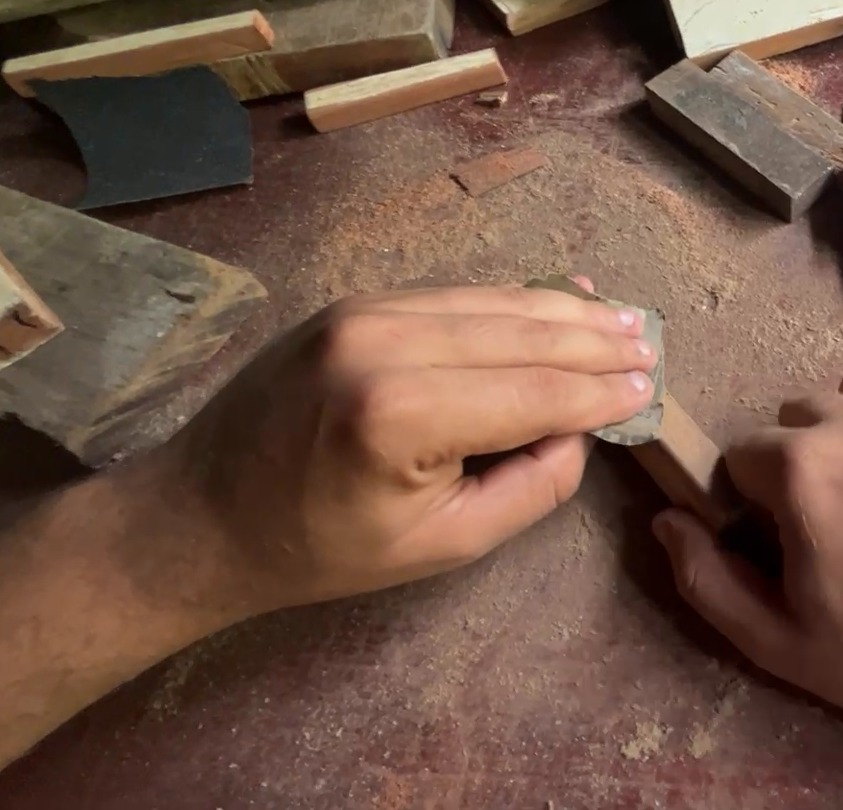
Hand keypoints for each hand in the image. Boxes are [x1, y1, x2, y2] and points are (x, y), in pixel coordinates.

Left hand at [124, 283, 658, 618]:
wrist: (193, 516)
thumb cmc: (322, 548)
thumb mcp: (443, 544)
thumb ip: (532, 488)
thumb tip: (581, 430)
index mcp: (402, 415)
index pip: (537, 394)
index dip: (602, 393)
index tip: (648, 390)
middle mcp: (387, 342)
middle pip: (526, 334)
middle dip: (597, 341)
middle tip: (649, 345)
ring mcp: (369, 310)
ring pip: (501, 301)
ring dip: (570, 311)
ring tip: (623, 317)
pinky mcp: (362, 300)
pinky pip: (465, 294)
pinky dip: (522, 298)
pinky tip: (565, 294)